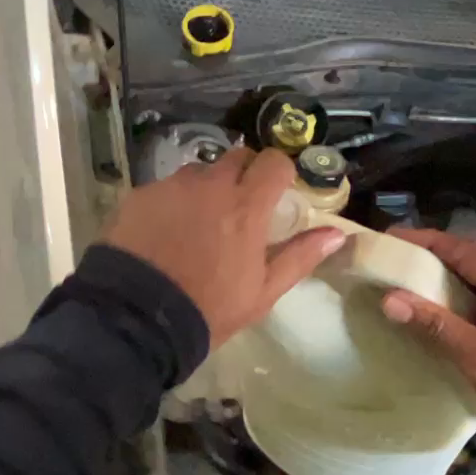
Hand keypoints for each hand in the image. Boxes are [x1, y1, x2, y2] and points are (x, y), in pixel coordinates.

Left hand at [102, 147, 344, 348]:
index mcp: (247, 206)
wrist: (138, 317)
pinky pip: (167, 187)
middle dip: (246, 173)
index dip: (280, 172)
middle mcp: (211, 185)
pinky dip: (175, 200)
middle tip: (243, 204)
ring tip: (201, 219)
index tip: (279, 191)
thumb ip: (300, 256)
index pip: (274, 162)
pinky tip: (167, 230)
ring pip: (200, 170)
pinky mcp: (140, 195)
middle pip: (237, 157)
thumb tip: (337, 233)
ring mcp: (172, 187)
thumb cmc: (210, 308)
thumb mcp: (263, 291)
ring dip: (209, 185)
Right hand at [380, 227, 475, 442]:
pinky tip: (437, 307)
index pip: (470, 253)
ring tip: (408, 280)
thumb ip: (434, 323)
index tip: (394, 237)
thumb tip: (389, 300)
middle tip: (395, 259)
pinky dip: (464, 303)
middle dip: (436, 261)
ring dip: (449, 283)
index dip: (429, 243)